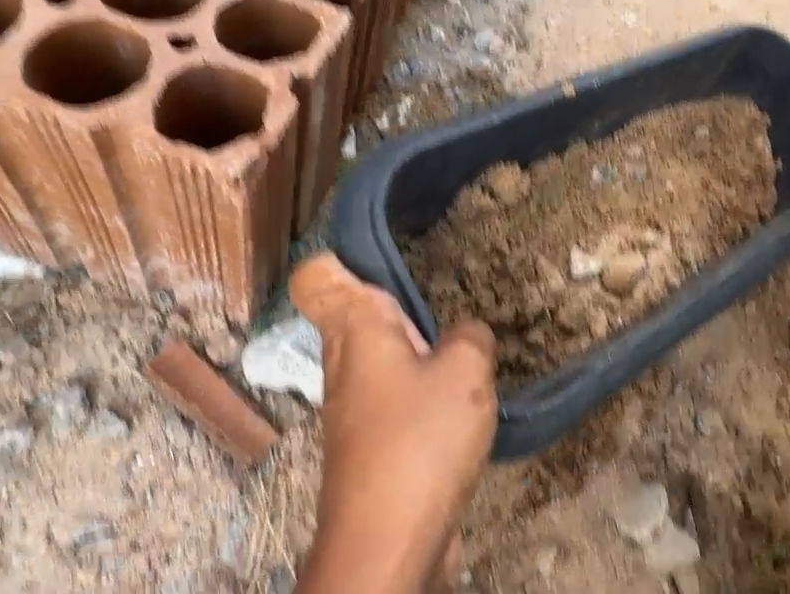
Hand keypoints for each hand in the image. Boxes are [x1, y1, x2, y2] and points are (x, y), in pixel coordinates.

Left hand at [290, 253, 497, 593]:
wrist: (387, 544)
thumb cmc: (420, 441)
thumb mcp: (466, 371)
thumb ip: (471, 335)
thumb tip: (466, 334)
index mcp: (356, 329)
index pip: (317, 275)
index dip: (343, 254)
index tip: (388, 244)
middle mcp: (344, 362)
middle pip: (355, 311)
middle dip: (398, 298)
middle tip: (448, 286)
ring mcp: (354, 406)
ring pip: (379, 354)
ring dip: (415, 346)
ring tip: (461, 340)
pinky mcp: (371, 444)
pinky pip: (395, 394)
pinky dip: (422, 387)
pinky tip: (459, 397)